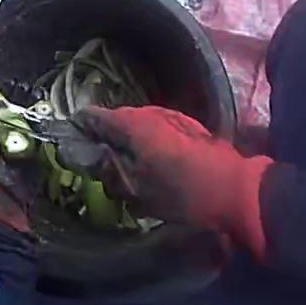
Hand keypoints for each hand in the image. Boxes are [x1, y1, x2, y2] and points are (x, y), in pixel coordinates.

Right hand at [71, 106, 272, 258]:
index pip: (92, 116)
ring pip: (137, 125)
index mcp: (131, 123)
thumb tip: (85, 157)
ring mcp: (170, 116)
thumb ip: (108, 170)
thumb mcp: (137, 190)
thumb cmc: (181, 192)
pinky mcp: (187, 126)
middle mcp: (147, 112)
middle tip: (96, 158)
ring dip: (127, 140)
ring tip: (123, 163)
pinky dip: (146, 143)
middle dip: (103, 136)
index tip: (68, 139)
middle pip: (115, 119)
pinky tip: (150, 162)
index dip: (78, 127)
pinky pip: (155, 130)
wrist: (237, 191)